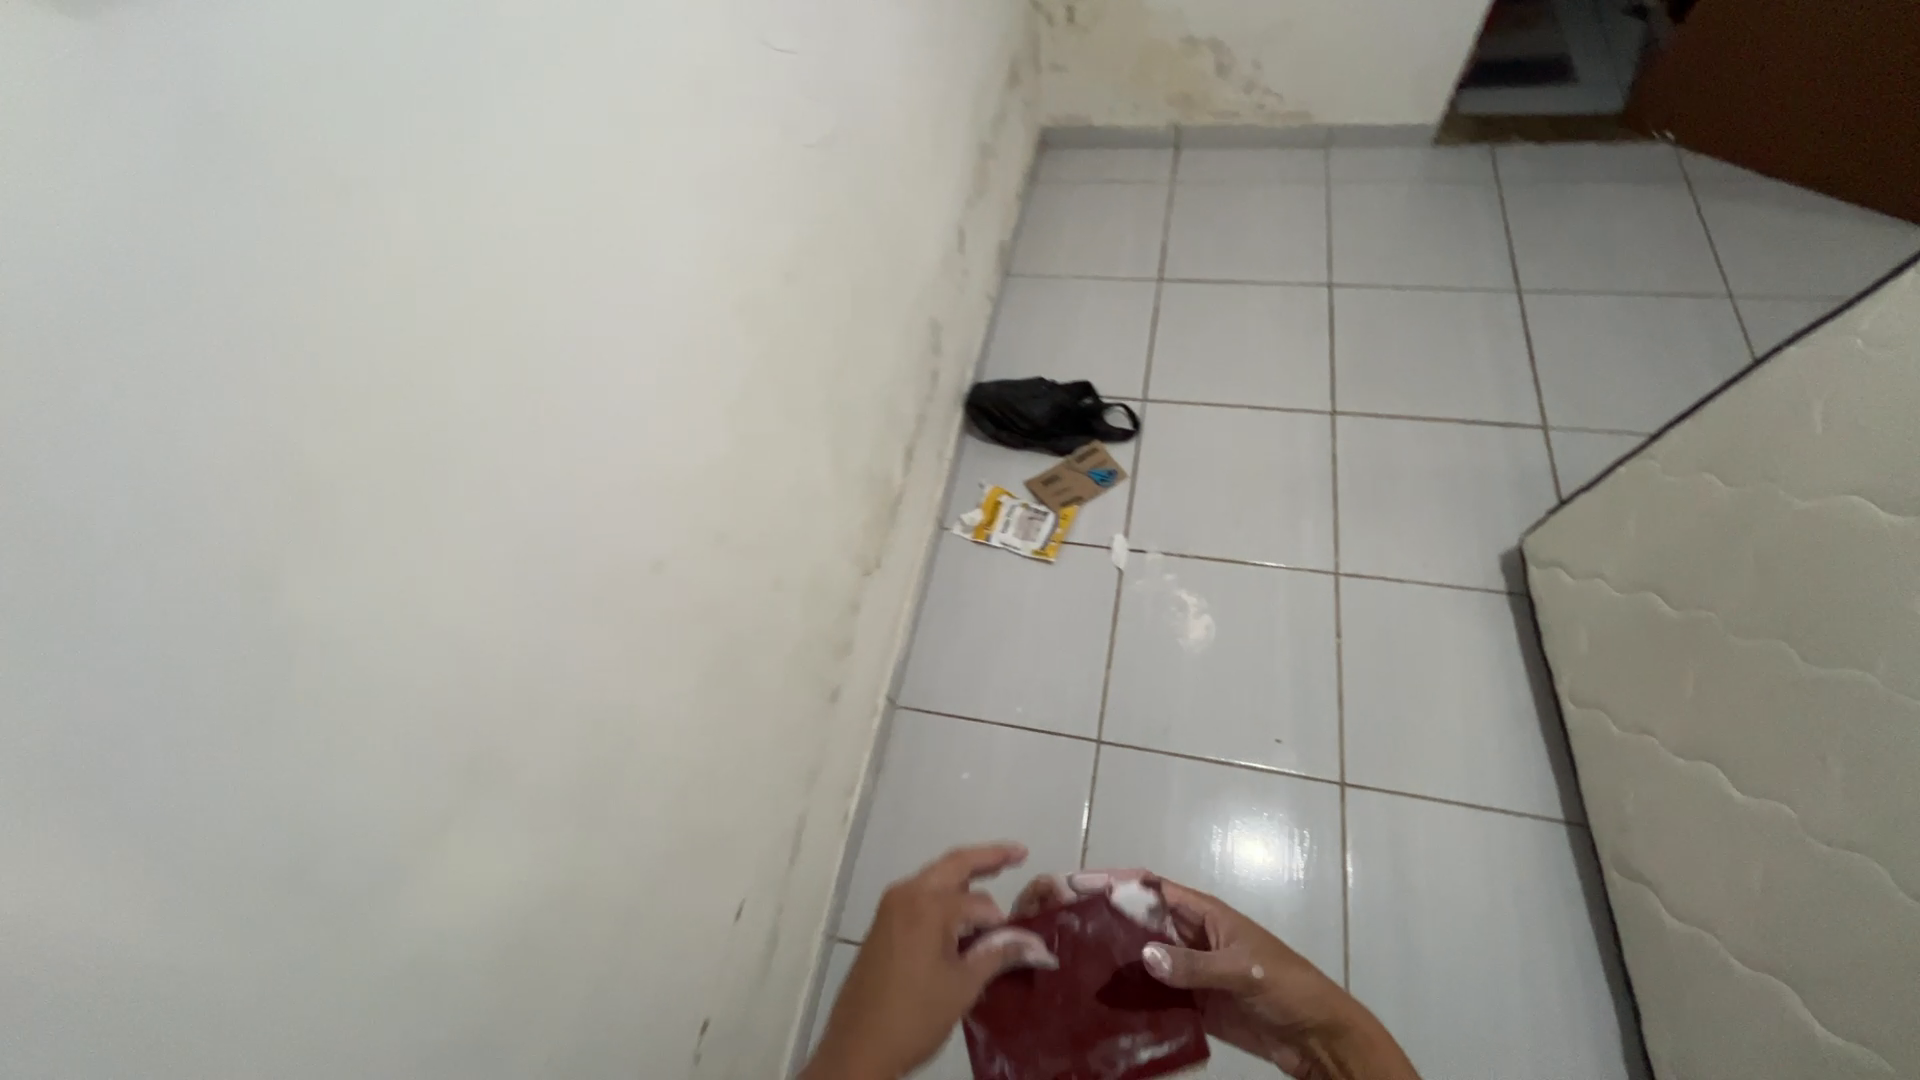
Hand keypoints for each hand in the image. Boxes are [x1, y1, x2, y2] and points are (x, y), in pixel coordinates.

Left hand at [801, 843, 1056, 1079]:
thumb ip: (998, 955)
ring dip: (965, 874)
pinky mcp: (884, 921)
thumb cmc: (914, 1016)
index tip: (1019, 942)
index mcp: (928, 905)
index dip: (1002, 922)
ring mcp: (891, 905)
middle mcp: (907, 893)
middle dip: (988, 856)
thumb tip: (1035, 945)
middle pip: (954, 864)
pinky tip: (961, 907)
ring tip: (995, 872)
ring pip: (936, 876)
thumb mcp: (963, 987)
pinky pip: (921, 894)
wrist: (856, 1048)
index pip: (980, 903)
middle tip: (1019, 853)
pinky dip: (945, 893)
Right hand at [1054, 870, 1420, 1079]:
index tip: (1078, 885)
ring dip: (1116, 962)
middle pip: (1141, 922)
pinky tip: (1105, 1005)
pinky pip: (1157, 995)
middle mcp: (1190, 936)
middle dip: (1107, 922)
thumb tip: (1143, 957)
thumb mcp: (1242, 971)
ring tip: (1074, 967)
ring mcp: (1190, 970)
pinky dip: (1134, 997)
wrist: (1320, 1038)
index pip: (1151, 888)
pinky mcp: (1194, 1004)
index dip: (1116, 883)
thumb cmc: (1286, 986)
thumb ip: (1193, 966)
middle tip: (1064, 929)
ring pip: (1144, 959)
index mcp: (1203, 913)